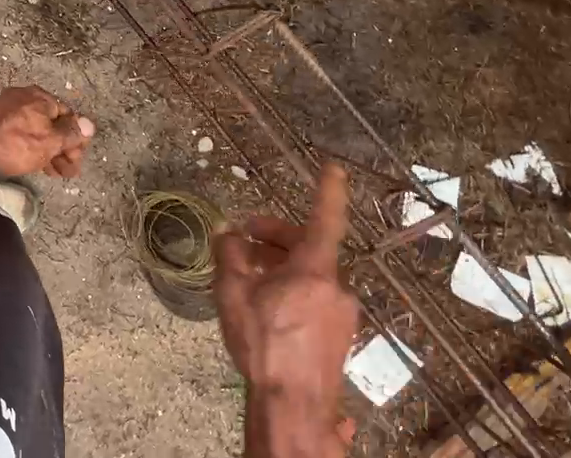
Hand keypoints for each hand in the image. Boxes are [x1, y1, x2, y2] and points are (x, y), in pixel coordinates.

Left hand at [0, 86, 92, 176]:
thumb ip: (71, 133)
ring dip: (47, 150)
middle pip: (52, 123)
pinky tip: (31, 162)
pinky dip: (29, 146)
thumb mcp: (50, 141)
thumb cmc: (15, 143)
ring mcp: (7, 107)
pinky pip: (19, 132)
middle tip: (66, 173)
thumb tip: (89, 124)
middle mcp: (24, 96)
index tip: (76, 162)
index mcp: (41, 97)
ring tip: (51, 173)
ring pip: (35, 129)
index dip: (76, 141)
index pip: (68, 117)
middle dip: (62, 149)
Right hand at [214, 164, 360, 457]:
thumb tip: (229, 233)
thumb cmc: (262, 340)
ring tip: (245, 275)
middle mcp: (336, 288)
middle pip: (308, 248)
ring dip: (278, 265)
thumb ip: (229, 254)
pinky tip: (263, 302)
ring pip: (308, 273)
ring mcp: (341, 313)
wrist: (294, 403)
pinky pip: (313, 296)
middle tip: (242, 238)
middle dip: (274, 237)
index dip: (328, 192)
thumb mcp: (232, 290)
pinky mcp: (338, 333)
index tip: (334, 167)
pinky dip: (288, 287)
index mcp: (314, 271)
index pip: (324, 221)